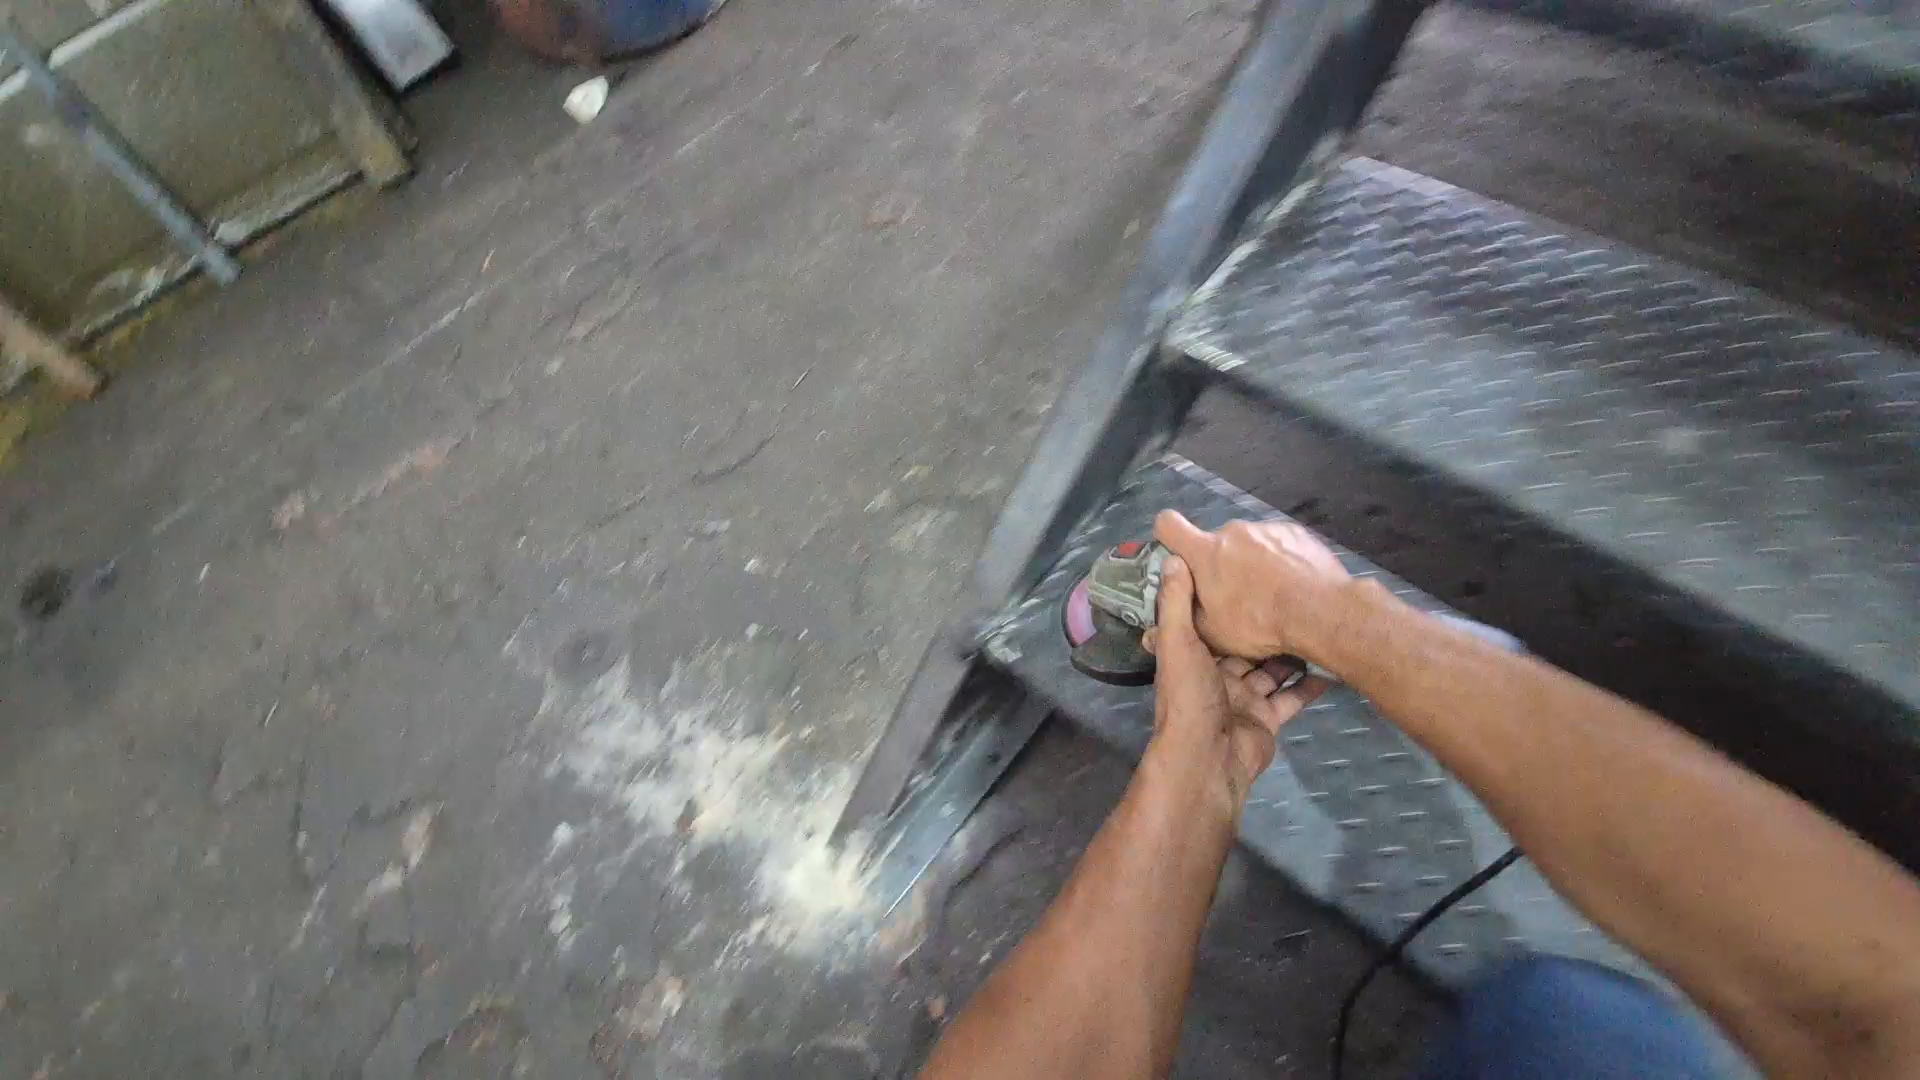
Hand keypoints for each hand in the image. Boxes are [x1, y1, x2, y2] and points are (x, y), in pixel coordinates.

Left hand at [1146, 555, 1331, 807]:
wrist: (1208, 755)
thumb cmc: (1189, 693)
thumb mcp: (1177, 640)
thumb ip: (1176, 602)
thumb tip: (1173, 558)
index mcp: (1191, 656)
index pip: (1209, 624)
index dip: (1225, 603)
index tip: (1246, 576)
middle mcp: (1217, 676)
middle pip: (1245, 647)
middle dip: (1266, 628)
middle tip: (1296, 598)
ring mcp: (1244, 699)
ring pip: (1272, 671)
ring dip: (1291, 653)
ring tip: (1319, 623)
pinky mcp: (1268, 719)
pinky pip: (1291, 698)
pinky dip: (1310, 684)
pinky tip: (1333, 665)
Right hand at [1153, 510, 1353, 665]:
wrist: (1320, 613)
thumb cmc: (1258, 624)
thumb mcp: (1211, 632)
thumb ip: (1188, 607)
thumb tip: (1181, 592)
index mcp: (1205, 553)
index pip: (1168, 525)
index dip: (1168, 535)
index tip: (1178, 553)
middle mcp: (1232, 532)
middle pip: (1215, 541)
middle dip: (1221, 563)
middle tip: (1237, 595)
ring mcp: (1266, 529)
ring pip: (1249, 544)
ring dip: (1252, 562)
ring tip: (1273, 593)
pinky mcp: (1296, 532)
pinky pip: (1278, 544)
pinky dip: (1280, 560)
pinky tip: (1294, 584)